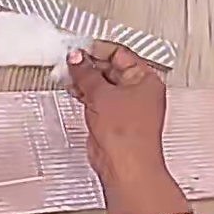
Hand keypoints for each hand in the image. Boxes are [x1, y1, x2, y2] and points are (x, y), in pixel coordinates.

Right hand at [68, 43, 173, 197]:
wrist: (124, 164)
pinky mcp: (113, 117)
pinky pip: (97, 97)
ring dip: (84, 78)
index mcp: (145, 79)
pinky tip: (74, 89)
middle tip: (69, 62)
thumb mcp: (100, 93)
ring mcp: (126, 105)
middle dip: (88, 64)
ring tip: (68, 75)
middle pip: (110, 67)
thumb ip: (85, 72)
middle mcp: (138, 90)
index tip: (78, 48)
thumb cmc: (127, 134)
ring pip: (102, 83)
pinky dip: (84, 91)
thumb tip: (77, 58)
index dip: (97, 49)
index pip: (119, 53)